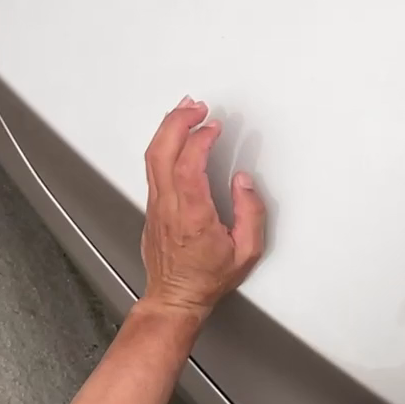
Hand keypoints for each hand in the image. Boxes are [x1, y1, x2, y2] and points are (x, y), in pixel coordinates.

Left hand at [138, 97, 265, 321]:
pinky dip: (164, 143)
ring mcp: (156, 205)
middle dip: (178, 122)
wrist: (175, 297)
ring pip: (153, 156)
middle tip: (197, 106)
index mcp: (193, 216)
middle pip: (162, 152)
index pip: (188, 167)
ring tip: (185, 110)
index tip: (214, 126)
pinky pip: (153, 166)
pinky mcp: (153, 205)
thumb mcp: (247, 252)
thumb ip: (251, 214)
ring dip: (168, 128)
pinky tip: (175, 135)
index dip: (200, 140)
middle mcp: (169, 207)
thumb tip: (243, 182)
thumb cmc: (209, 278)